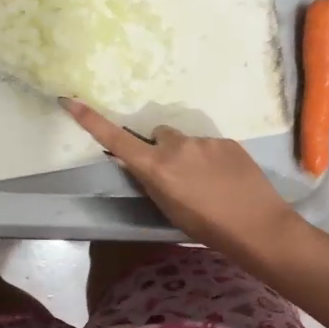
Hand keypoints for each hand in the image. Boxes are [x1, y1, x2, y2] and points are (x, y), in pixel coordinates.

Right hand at [63, 98, 299, 251]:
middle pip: (158, 135)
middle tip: (178, 177)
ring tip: (208, 183)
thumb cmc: (207, 228)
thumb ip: (152, 181)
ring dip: (189, 155)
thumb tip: (140, 163)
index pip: (116, 140)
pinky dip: (211, 159)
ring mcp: (204, 140)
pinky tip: (225, 180)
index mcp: (157, 167)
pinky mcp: (226, 140)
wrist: (258, 226)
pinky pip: (209, 145)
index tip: (70, 99)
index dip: (91, 120)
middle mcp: (176, 146)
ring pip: (186, 141)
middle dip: (162, 149)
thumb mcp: (169, 209)